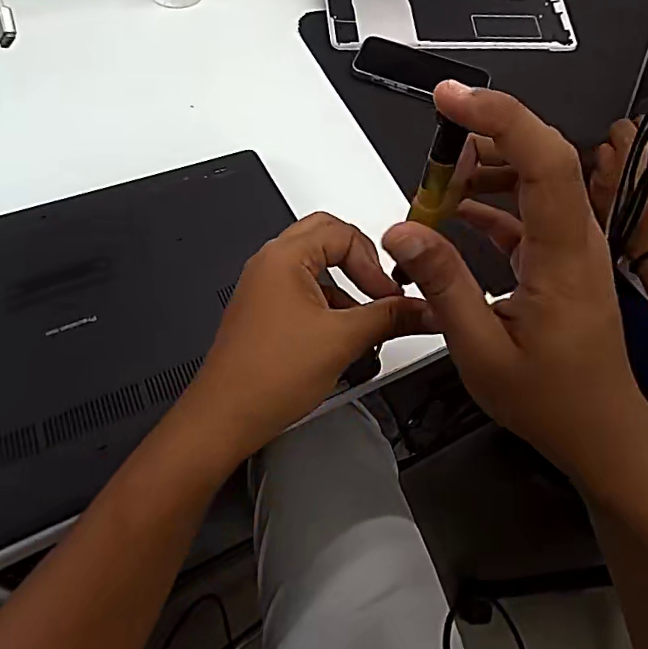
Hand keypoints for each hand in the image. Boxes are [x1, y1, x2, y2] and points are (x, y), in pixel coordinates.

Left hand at [186, 213, 431, 455]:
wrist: (227, 415)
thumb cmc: (264, 376)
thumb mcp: (343, 340)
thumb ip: (389, 318)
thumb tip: (420, 309)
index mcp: (283, 258)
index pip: (343, 233)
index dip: (374, 261)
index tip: (390, 292)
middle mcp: (268, 266)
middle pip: (327, 240)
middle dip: (361, 263)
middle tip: (381, 288)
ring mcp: (263, 289)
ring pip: (315, 269)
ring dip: (346, 288)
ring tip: (367, 321)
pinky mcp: (264, 313)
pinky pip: (303, 294)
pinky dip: (329, 307)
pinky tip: (343, 339)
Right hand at [381, 82, 647, 479]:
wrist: (600, 429)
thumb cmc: (553, 399)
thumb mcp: (481, 349)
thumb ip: (441, 284)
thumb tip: (405, 231)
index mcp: (565, 257)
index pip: (545, 159)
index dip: (500, 118)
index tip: (452, 100)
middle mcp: (575, 240)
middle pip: (536, 157)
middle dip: (478, 138)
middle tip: (428, 150)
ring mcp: (568, 245)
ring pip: (527, 179)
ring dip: (477, 171)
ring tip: (431, 187)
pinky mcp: (555, 255)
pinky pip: (520, 208)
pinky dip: (483, 201)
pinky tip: (451, 212)